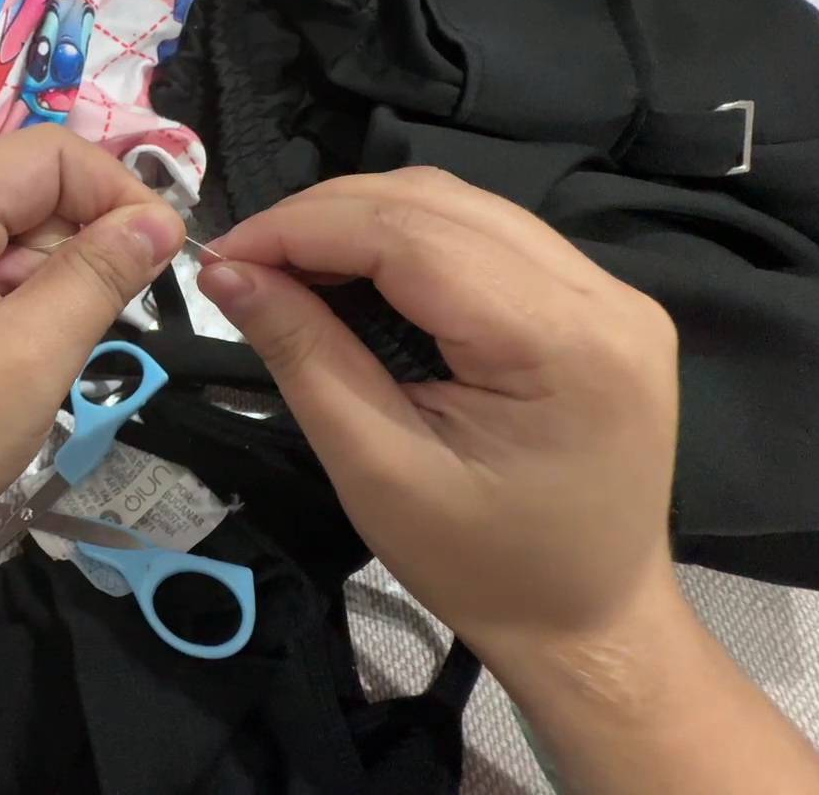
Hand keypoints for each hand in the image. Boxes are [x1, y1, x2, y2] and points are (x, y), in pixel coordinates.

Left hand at [0, 125, 184, 587]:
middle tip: (110, 316)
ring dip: (58, 280)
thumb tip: (161, 221)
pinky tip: (27, 355)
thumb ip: (97, 277)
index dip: (114, 191)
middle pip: (31, 190)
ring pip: (18, 237)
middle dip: (86, 241)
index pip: (47, 155)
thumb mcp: (29, 358)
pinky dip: (28, 304)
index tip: (160, 255)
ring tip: (54, 350)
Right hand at [194, 168, 680, 659]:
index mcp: (561, 345)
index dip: (299, 229)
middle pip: (429, 202)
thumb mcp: (368, 461)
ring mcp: (601, 290)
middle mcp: (600, 295)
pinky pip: (466, 229)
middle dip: (315, 216)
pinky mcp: (581, 298)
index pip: (408, 236)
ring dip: (348, 218)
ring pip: (446, 202)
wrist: (581, 615)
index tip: (218, 255)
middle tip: (239, 260)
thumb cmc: (475, 558)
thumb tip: (224, 272)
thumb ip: (300, 351)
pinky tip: (341, 268)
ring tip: (280, 261)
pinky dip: (386, 234)